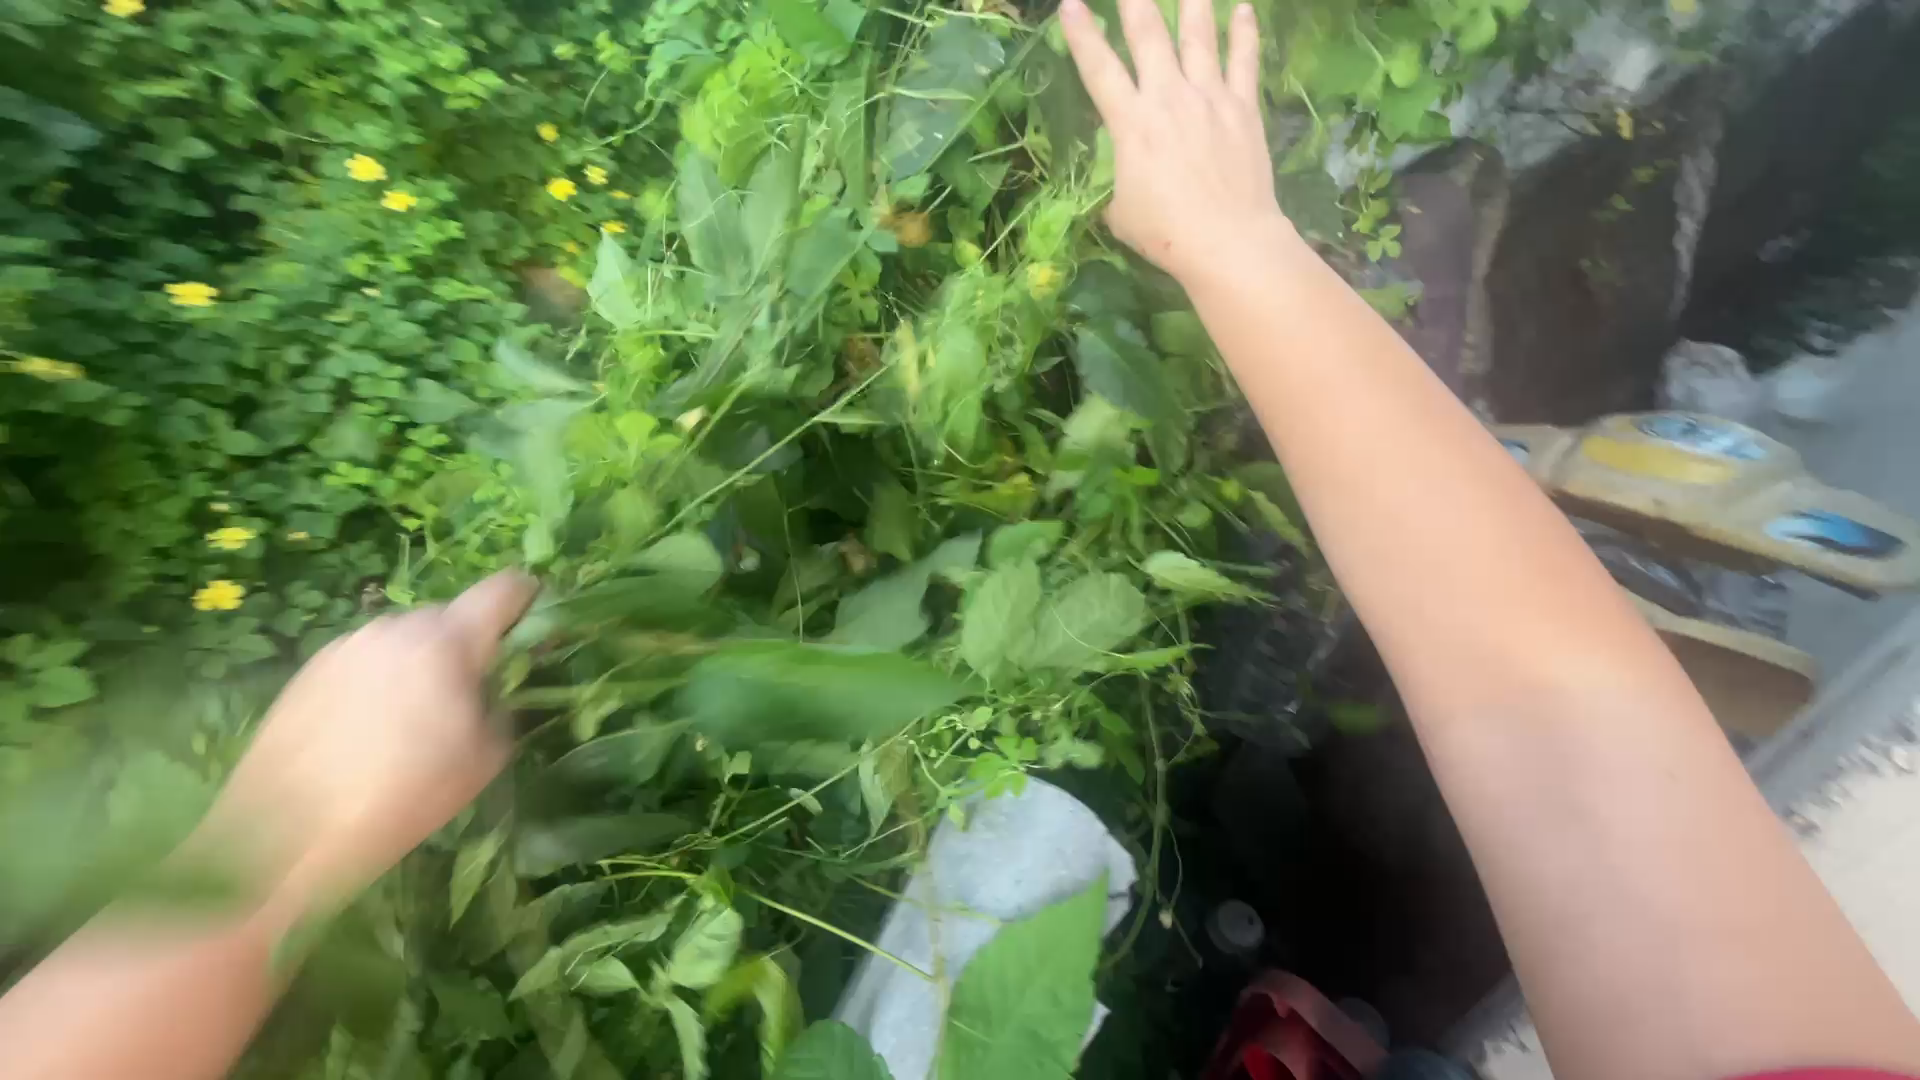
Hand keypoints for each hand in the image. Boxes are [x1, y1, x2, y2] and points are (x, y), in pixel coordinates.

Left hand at [194, 571, 536, 908]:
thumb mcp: (488, 754)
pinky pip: (368, 660)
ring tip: (417, 717)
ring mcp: (346, 646)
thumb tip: (498, 687)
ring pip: (407, 639)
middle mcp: (395, 628)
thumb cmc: (406, 794)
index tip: (538, 626)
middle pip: (453, 615)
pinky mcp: (308, 671)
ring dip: (424, 661)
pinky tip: (372, 729)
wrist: (283, 839)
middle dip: (472, 642)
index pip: (505, 588)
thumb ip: (505, 702)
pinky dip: (383, 680)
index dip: (529, 598)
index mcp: (448, 640)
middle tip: (474, 690)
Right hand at [1059, 0, 1295, 288]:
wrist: (1226, 240)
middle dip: (1134, 1)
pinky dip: (1243, 31)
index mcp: (1131, 125)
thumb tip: (1122, 182)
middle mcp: (1169, 97)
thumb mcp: (1121, 214)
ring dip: (1191, 2)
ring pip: (1199, 33)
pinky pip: (1244, 59)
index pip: (1099, 69)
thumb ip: (1117, 187)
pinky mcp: (1243, 107)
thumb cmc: (1165, 234)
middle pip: (1148, 33)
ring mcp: (1209, 97)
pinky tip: (1242, 9)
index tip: (1070, 4)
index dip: (1081, 34)